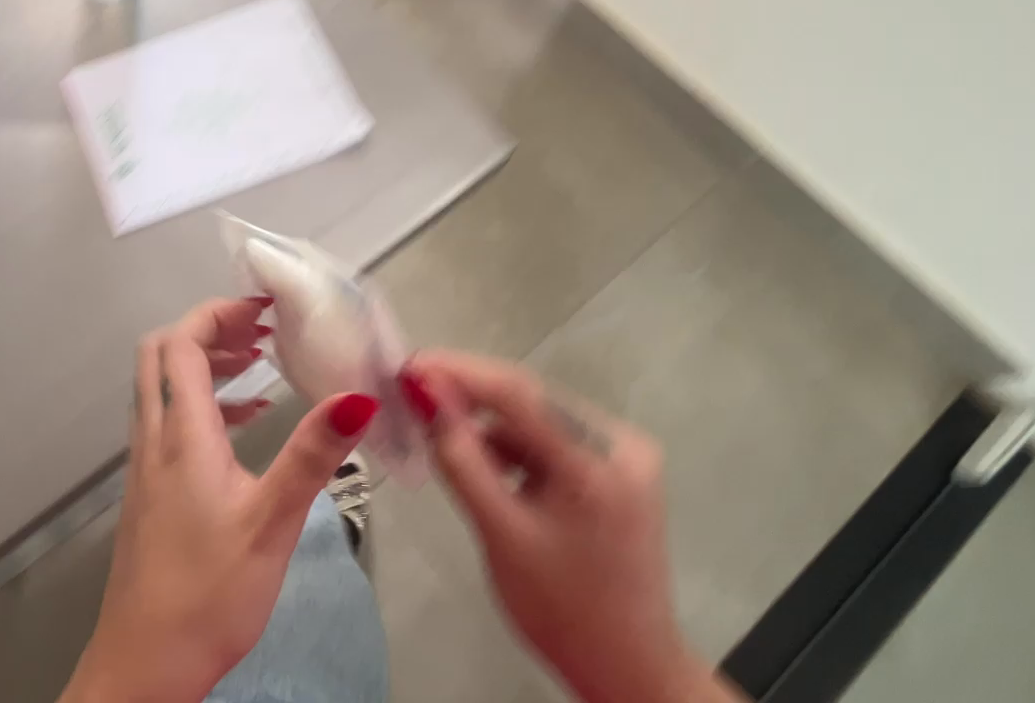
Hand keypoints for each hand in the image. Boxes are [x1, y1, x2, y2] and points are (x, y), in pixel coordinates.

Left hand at [60, 298, 380, 702]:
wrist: (145, 665)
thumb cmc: (209, 593)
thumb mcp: (271, 523)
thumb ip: (310, 456)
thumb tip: (357, 397)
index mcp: (180, 434)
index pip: (183, 343)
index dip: (219, 313)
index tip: (265, 308)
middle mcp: (154, 437)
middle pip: (164, 354)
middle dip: (212, 329)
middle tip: (263, 329)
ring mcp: (147, 464)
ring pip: (165, 386)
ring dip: (208, 363)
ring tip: (260, 363)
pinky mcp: (151, 489)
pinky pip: (171, 420)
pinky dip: (206, 404)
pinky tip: (246, 422)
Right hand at [398, 352, 740, 702]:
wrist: (627, 668)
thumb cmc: (559, 608)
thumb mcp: (499, 532)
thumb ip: (460, 458)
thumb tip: (423, 396)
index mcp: (599, 461)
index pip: (518, 393)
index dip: (457, 372)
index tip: (406, 366)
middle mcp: (620, 442)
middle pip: (529, 400)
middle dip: (467, 393)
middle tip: (410, 390)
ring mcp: (622, 453)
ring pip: (536, 417)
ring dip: (487, 420)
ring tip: (435, 425)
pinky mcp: (614, 467)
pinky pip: (549, 438)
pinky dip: (511, 443)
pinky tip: (480, 458)